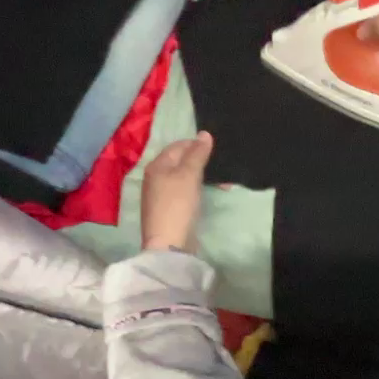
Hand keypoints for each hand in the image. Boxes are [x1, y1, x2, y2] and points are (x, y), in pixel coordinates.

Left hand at [141, 131, 212, 251]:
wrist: (169, 244)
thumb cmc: (177, 205)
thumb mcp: (189, 175)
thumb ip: (197, 154)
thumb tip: (204, 134)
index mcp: (156, 166)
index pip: (178, 146)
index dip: (197, 145)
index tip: (217, 151)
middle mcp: (155, 178)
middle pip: (181, 162)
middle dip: (203, 163)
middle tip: (223, 169)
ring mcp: (161, 195)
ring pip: (185, 178)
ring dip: (203, 178)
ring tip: (223, 184)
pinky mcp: (169, 210)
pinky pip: (185, 192)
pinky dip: (198, 190)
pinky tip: (209, 195)